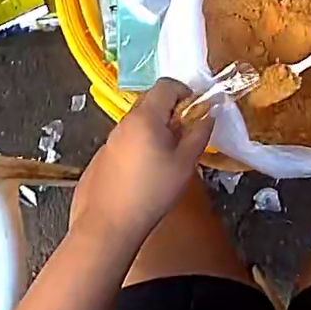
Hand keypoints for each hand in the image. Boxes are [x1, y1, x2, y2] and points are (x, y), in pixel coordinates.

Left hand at [69, 79, 213, 244]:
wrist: (108, 224)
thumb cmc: (152, 192)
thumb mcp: (185, 164)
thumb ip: (199, 134)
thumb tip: (209, 115)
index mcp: (146, 117)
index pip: (166, 85)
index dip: (185, 91)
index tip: (195, 111)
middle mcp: (125, 122)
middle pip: (151, 100)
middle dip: (171, 110)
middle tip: (184, 134)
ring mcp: (110, 139)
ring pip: (138, 121)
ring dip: (155, 128)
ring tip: (166, 156)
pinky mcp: (102, 156)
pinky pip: (126, 139)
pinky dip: (139, 144)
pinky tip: (144, 172)